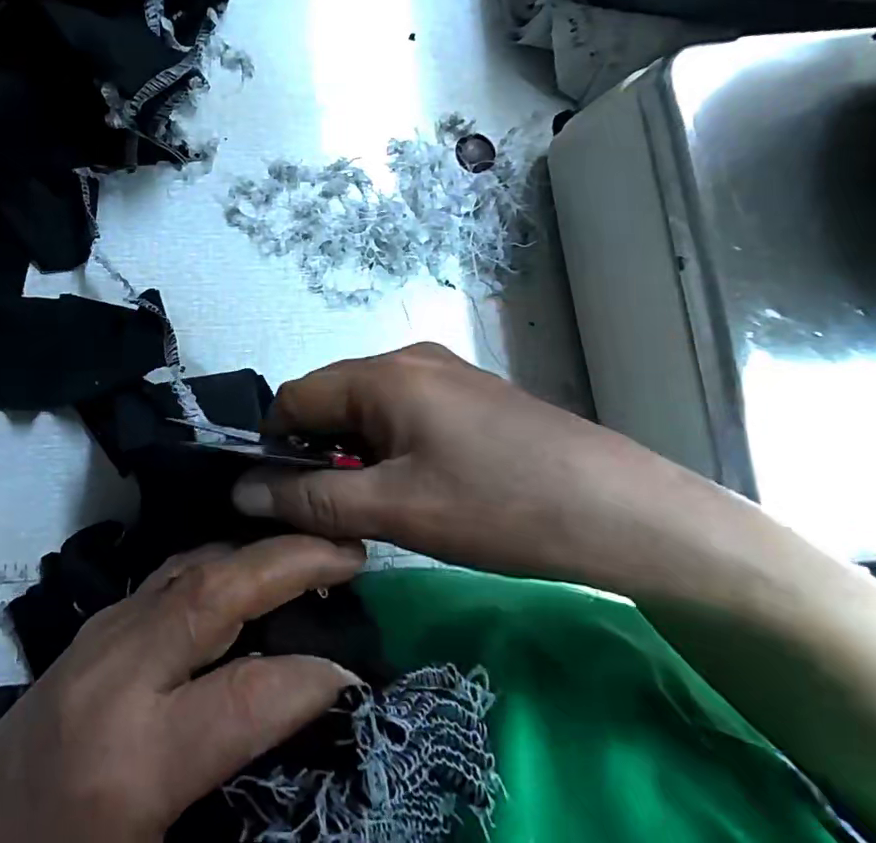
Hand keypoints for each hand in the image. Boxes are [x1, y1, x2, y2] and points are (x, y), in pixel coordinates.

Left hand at [0, 536, 366, 842]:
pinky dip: (214, 564)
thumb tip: (302, 725)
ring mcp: (97, 639)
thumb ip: (235, 783)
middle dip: (287, 562)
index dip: (313, 681)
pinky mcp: (92, 628)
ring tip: (309, 551)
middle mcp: (115, 677)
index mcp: (133, 759)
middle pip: (208, 593)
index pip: (244, 695)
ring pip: (184, 571)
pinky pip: (162, 579)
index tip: (357, 678)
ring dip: (251, 552)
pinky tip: (244, 570)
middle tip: (351, 554)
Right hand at [231, 343, 749, 597]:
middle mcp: (408, 358)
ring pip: (366, 409)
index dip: (274, 446)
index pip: (293, 398)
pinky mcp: (472, 397)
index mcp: (383, 374)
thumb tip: (240, 492)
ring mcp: (445, 374)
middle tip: (328, 509)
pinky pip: (403, 414)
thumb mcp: (395, 509)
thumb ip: (310, 498)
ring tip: (374, 505)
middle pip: (329, 400)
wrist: (635, 517)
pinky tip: (416, 487)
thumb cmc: (503, 507)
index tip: (280, 498)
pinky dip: (388, 448)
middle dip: (314, 452)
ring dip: (352, 453)